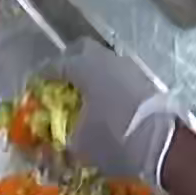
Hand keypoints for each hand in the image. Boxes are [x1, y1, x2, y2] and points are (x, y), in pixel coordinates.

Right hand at [53, 41, 181, 191]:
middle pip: (81, 49)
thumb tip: (53, 135)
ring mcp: (125, 64)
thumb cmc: (114, 138)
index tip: (35, 84)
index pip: (58, 63)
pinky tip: (102, 99)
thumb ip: (62, 135)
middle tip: (58, 82)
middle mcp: (105, 58)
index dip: (44, 74)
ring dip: (89, 70)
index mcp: (86, 67)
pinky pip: (114, 71)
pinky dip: (104, 80)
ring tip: (81, 93)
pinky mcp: (140, 76)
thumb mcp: (80, 145)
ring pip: (101, 59)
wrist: (160, 142)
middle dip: (68, 61)